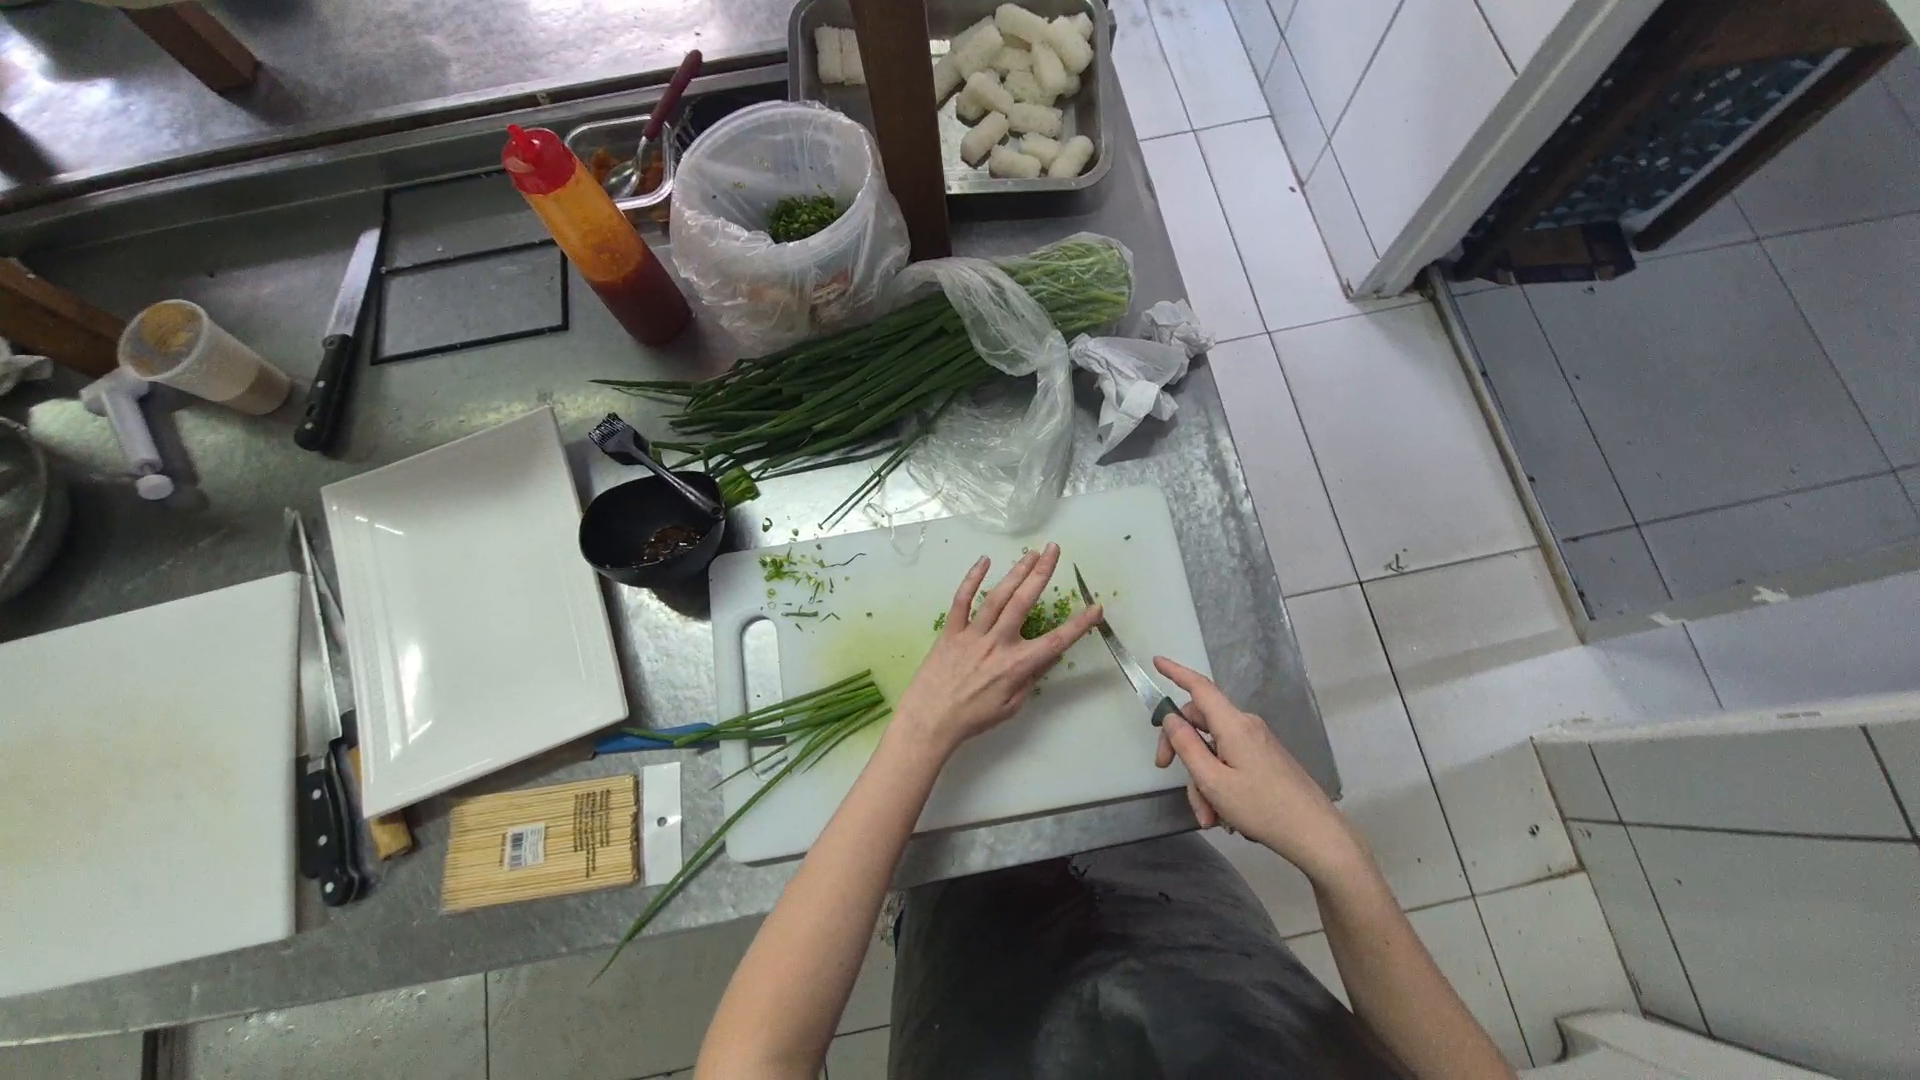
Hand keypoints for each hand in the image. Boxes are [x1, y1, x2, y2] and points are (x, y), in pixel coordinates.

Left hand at [891, 543, 1102, 757]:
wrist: (930, 720)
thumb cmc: (973, 718)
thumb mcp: (1011, 706)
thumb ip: (1030, 678)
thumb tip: (1049, 656)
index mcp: (1017, 665)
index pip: (1056, 641)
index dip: (1079, 625)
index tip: (1096, 608)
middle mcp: (998, 643)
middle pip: (1024, 601)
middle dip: (1042, 573)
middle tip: (1054, 550)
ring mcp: (973, 634)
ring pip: (998, 596)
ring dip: (1016, 571)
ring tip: (1031, 553)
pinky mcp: (951, 631)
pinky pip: (962, 600)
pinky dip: (973, 578)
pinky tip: (984, 561)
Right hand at [1152, 658, 1364, 882]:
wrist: (1315, 833)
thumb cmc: (1262, 807)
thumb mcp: (1213, 781)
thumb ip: (1187, 746)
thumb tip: (1170, 718)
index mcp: (1233, 725)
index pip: (1199, 688)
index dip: (1176, 672)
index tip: (1157, 662)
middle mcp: (1246, 726)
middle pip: (1200, 723)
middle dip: (1182, 752)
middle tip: (1166, 772)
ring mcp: (1257, 742)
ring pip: (1214, 750)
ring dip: (1203, 780)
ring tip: (1209, 816)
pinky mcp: (1265, 759)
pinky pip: (1230, 761)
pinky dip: (1220, 784)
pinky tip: (1225, 815)